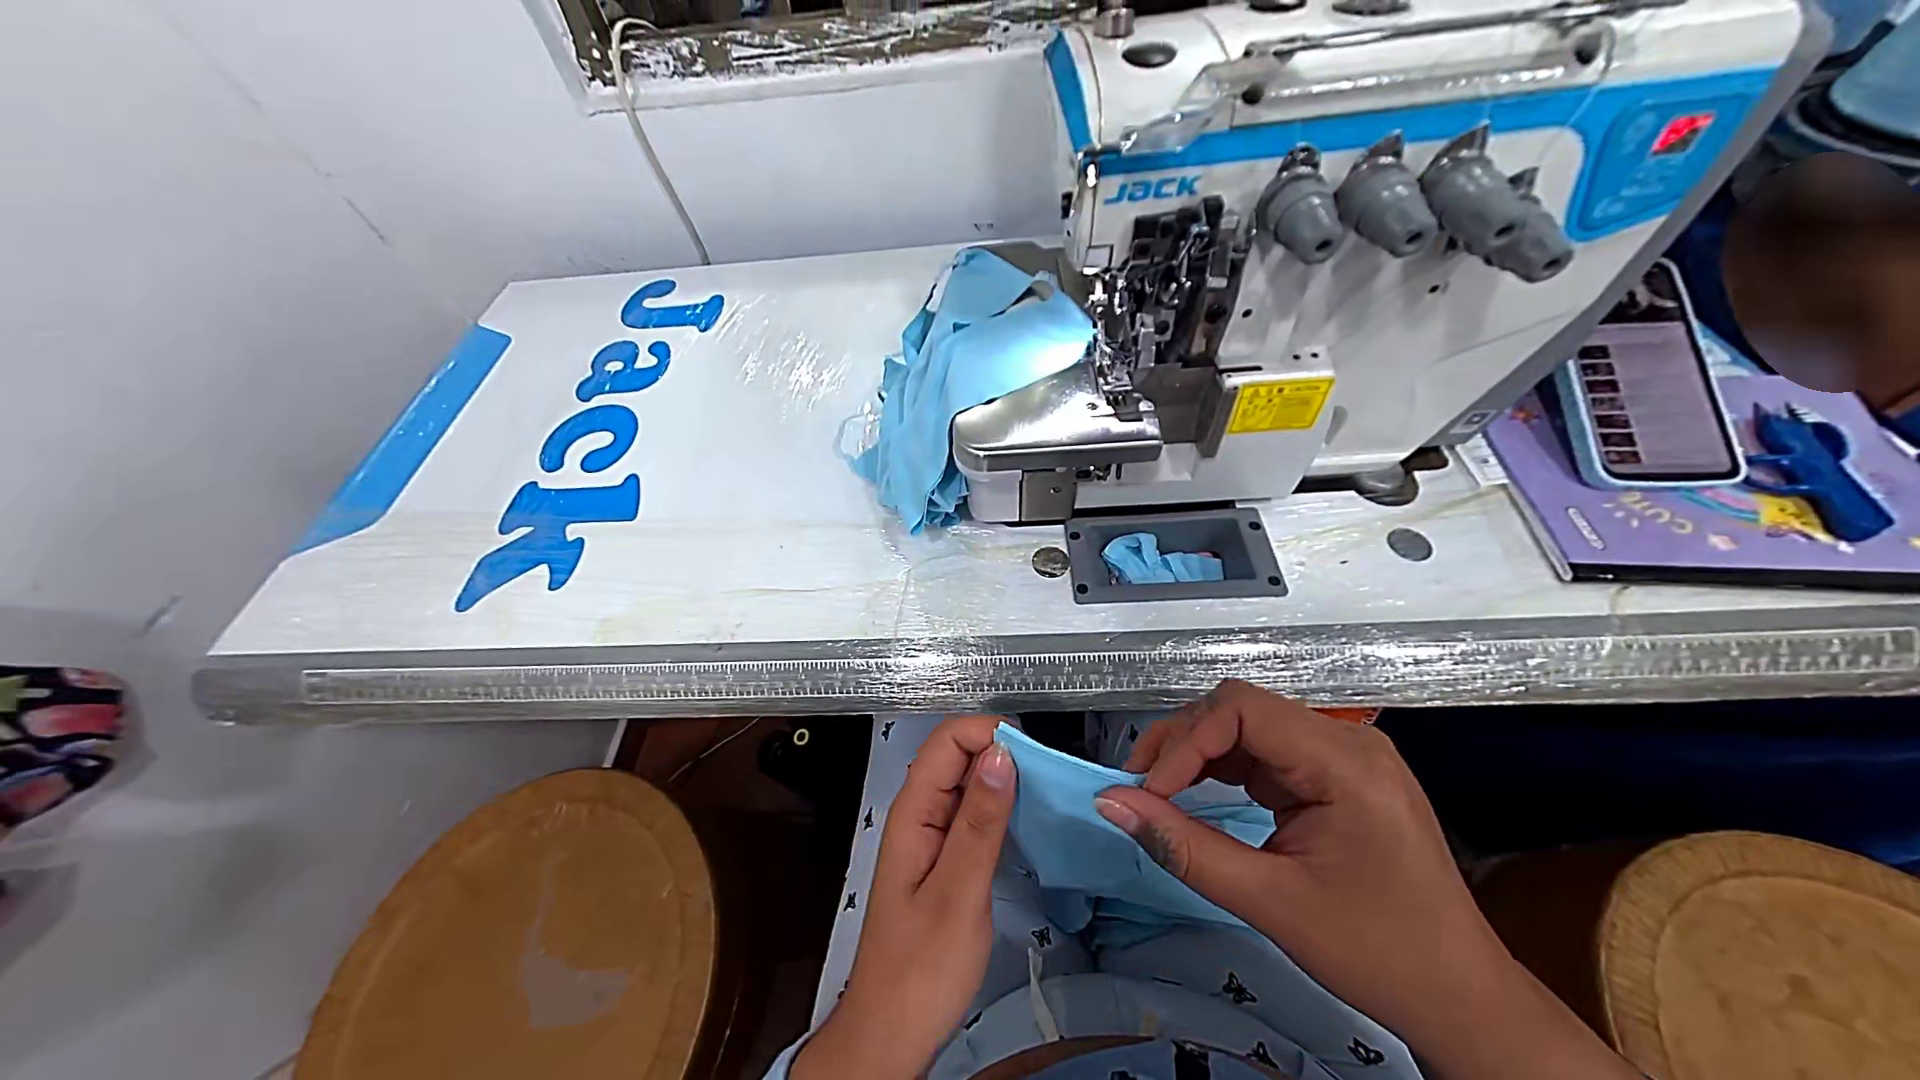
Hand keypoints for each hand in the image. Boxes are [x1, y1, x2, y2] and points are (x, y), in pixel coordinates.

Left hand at [793, 715, 1015, 1079]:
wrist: (894, 1031)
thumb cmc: (920, 971)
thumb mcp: (958, 893)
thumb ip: (980, 822)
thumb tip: (1001, 756)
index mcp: (913, 812)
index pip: (946, 740)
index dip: (987, 734)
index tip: (1032, 755)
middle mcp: (919, 814)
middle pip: (957, 755)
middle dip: (1001, 752)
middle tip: (1046, 777)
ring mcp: (931, 835)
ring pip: (967, 782)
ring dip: (1004, 780)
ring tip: (1044, 795)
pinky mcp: (945, 856)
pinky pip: (973, 813)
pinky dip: (1000, 808)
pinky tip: (1026, 822)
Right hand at [1093, 681, 1639, 1079]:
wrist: (1460, 997)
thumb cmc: (1376, 953)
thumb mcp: (1270, 902)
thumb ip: (1184, 847)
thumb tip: (1111, 804)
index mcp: (1346, 763)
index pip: (1243, 710)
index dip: (1185, 740)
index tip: (1148, 791)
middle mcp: (1347, 742)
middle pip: (1241, 710)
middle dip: (1182, 742)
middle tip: (1140, 788)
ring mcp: (1343, 755)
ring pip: (1246, 727)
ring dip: (1196, 753)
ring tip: (1158, 790)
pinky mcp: (1334, 774)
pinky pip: (1263, 752)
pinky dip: (1221, 768)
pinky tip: (1195, 792)